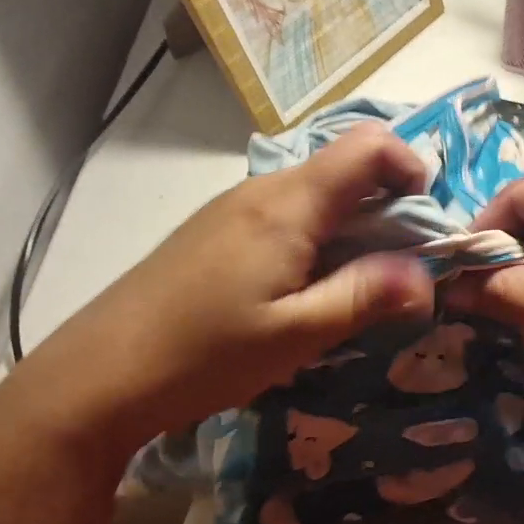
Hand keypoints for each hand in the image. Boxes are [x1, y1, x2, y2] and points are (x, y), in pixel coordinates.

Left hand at [7, 124, 436, 457]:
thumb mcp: (297, 334)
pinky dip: (320, 238)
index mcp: (289, 203)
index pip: (371, 146)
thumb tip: (430, 274)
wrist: (94, 378)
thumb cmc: (203, 354)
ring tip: (353, 288)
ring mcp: (236, 207)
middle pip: (349, 168)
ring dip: (355, 228)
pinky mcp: (219, 230)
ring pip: (320, 193)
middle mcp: (264, 189)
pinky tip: (305, 291)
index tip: (424, 226)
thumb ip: (367, 295)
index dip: (412, 171)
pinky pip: (290, 214)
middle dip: (391, 210)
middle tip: (397, 273)